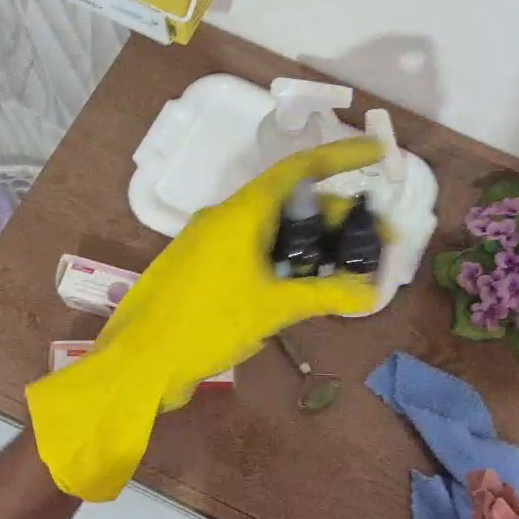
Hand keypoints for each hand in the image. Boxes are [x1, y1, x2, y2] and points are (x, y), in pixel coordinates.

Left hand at [26, 138, 383, 501]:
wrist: (139, 364)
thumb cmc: (203, 325)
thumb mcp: (271, 309)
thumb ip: (324, 294)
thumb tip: (372, 292)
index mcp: (239, 214)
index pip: (299, 170)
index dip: (342, 157)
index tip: (379, 155)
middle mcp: (226, 220)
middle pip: (292, 204)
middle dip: (337, 219)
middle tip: (376, 241)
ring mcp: (215, 246)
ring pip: (276, 232)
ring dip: (314, 245)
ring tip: (351, 267)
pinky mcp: (209, 271)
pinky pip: (258, 253)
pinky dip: (290, 262)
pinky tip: (311, 285)